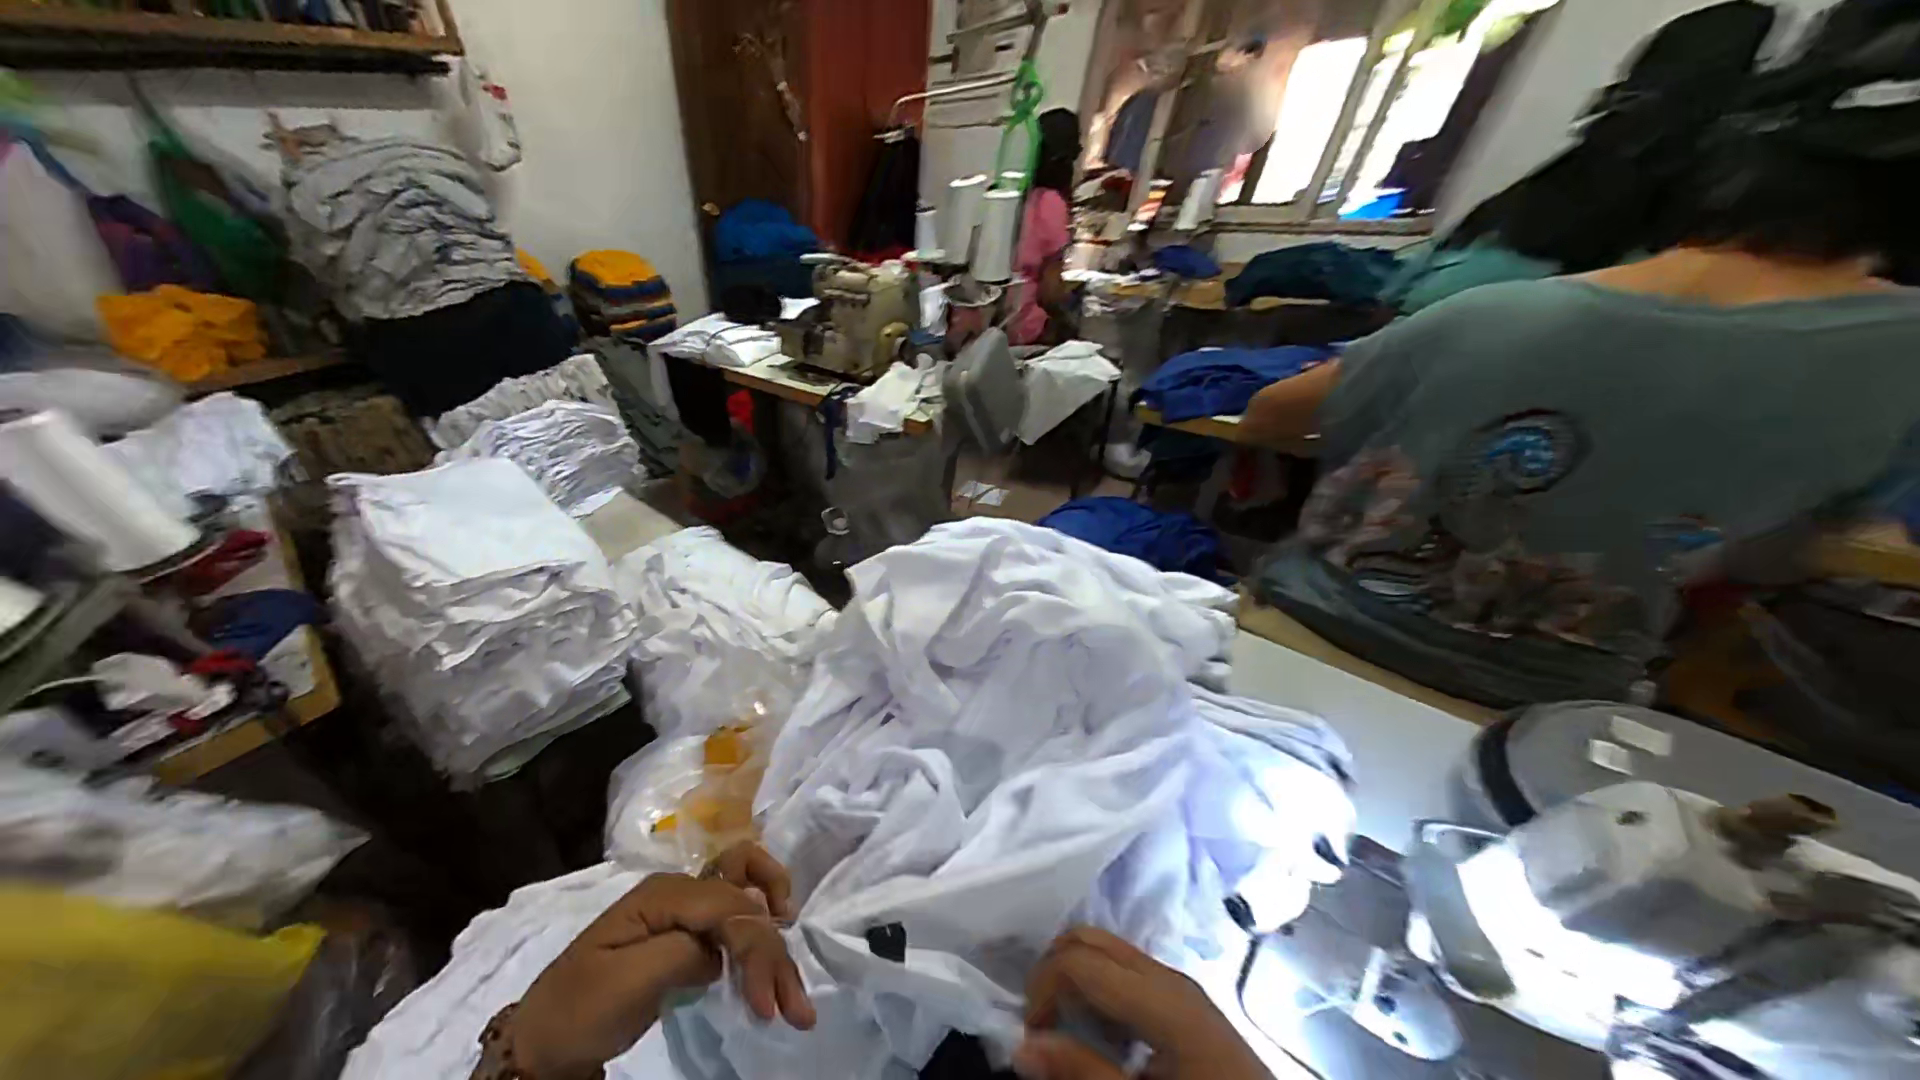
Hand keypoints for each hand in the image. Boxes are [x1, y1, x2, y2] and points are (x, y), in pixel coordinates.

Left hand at [509, 844, 814, 1079]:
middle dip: (774, 948)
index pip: (729, 905)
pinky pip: (737, 925)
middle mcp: (683, 890)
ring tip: (795, 996)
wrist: (542, 1041)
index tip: (766, 1002)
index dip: (755, 947)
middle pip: (746, 900)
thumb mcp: (628, 982)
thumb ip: (686, 952)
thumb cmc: (579, 1010)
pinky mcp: (690, 935)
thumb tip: (726, 949)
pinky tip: (775, 964)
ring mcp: (688, 910)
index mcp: (665, 893)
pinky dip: (761, 943)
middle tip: (792, 1002)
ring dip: (776, 946)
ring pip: (749, 905)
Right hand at [1017, 926, 1269, 1079]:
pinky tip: (1105, 1033)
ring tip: (1068, 1028)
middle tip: (1041, 1020)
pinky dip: (1101, 989)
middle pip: (1093, 939)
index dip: (1043, 987)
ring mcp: (1180, 985)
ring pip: (1109, 950)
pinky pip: (1129, 972)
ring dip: (1077, 978)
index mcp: (1162, 997)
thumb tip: (1022, 1046)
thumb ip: (1082, 1072)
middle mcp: (1169, 977)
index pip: (1081, 960)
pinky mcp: (1185, 1001)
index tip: (1030, 1032)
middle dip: (1055, 970)